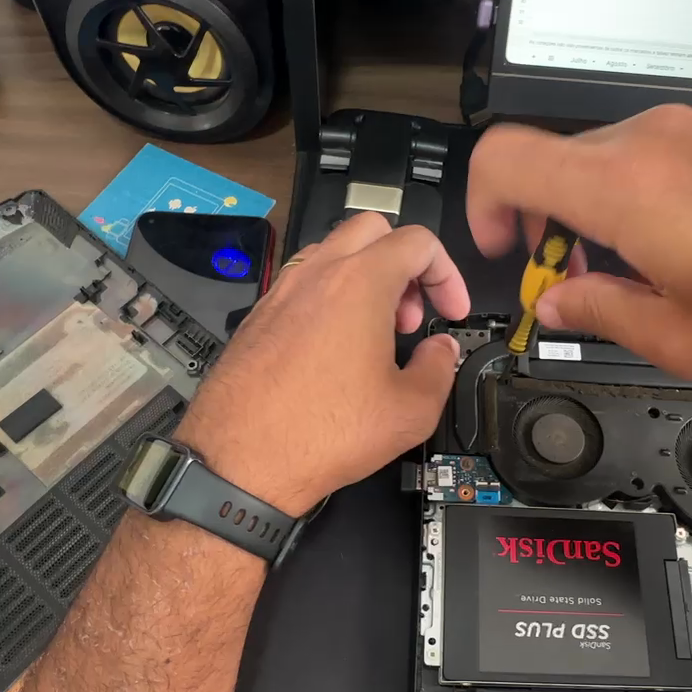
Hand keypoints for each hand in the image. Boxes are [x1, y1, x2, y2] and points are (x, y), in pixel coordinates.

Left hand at [174, 214, 470, 517]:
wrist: (240, 461)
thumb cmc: (323, 434)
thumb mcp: (410, 410)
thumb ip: (440, 367)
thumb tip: (442, 351)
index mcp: (360, 283)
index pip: (418, 241)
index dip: (447, 274)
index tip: (451, 311)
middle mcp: (317, 274)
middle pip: (373, 230)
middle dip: (404, 263)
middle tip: (412, 314)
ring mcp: (282, 291)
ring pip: (333, 252)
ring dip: (365, 277)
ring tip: (375, 333)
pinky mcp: (259, 316)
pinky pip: (303, 283)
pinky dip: (330, 297)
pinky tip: (336, 350)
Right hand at [468, 105, 691, 378]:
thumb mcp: (683, 337)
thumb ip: (599, 314)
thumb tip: (558, 302)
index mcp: (622, 188)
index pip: (502, 159)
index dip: (481, 205)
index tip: (503, 245)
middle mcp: (653, 140)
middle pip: (554, 165)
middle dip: (547, 226)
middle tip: (579, 280)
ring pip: (608, 162)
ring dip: (600, 215)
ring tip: (645, 272)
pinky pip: (661, 155)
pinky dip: (648, 197)